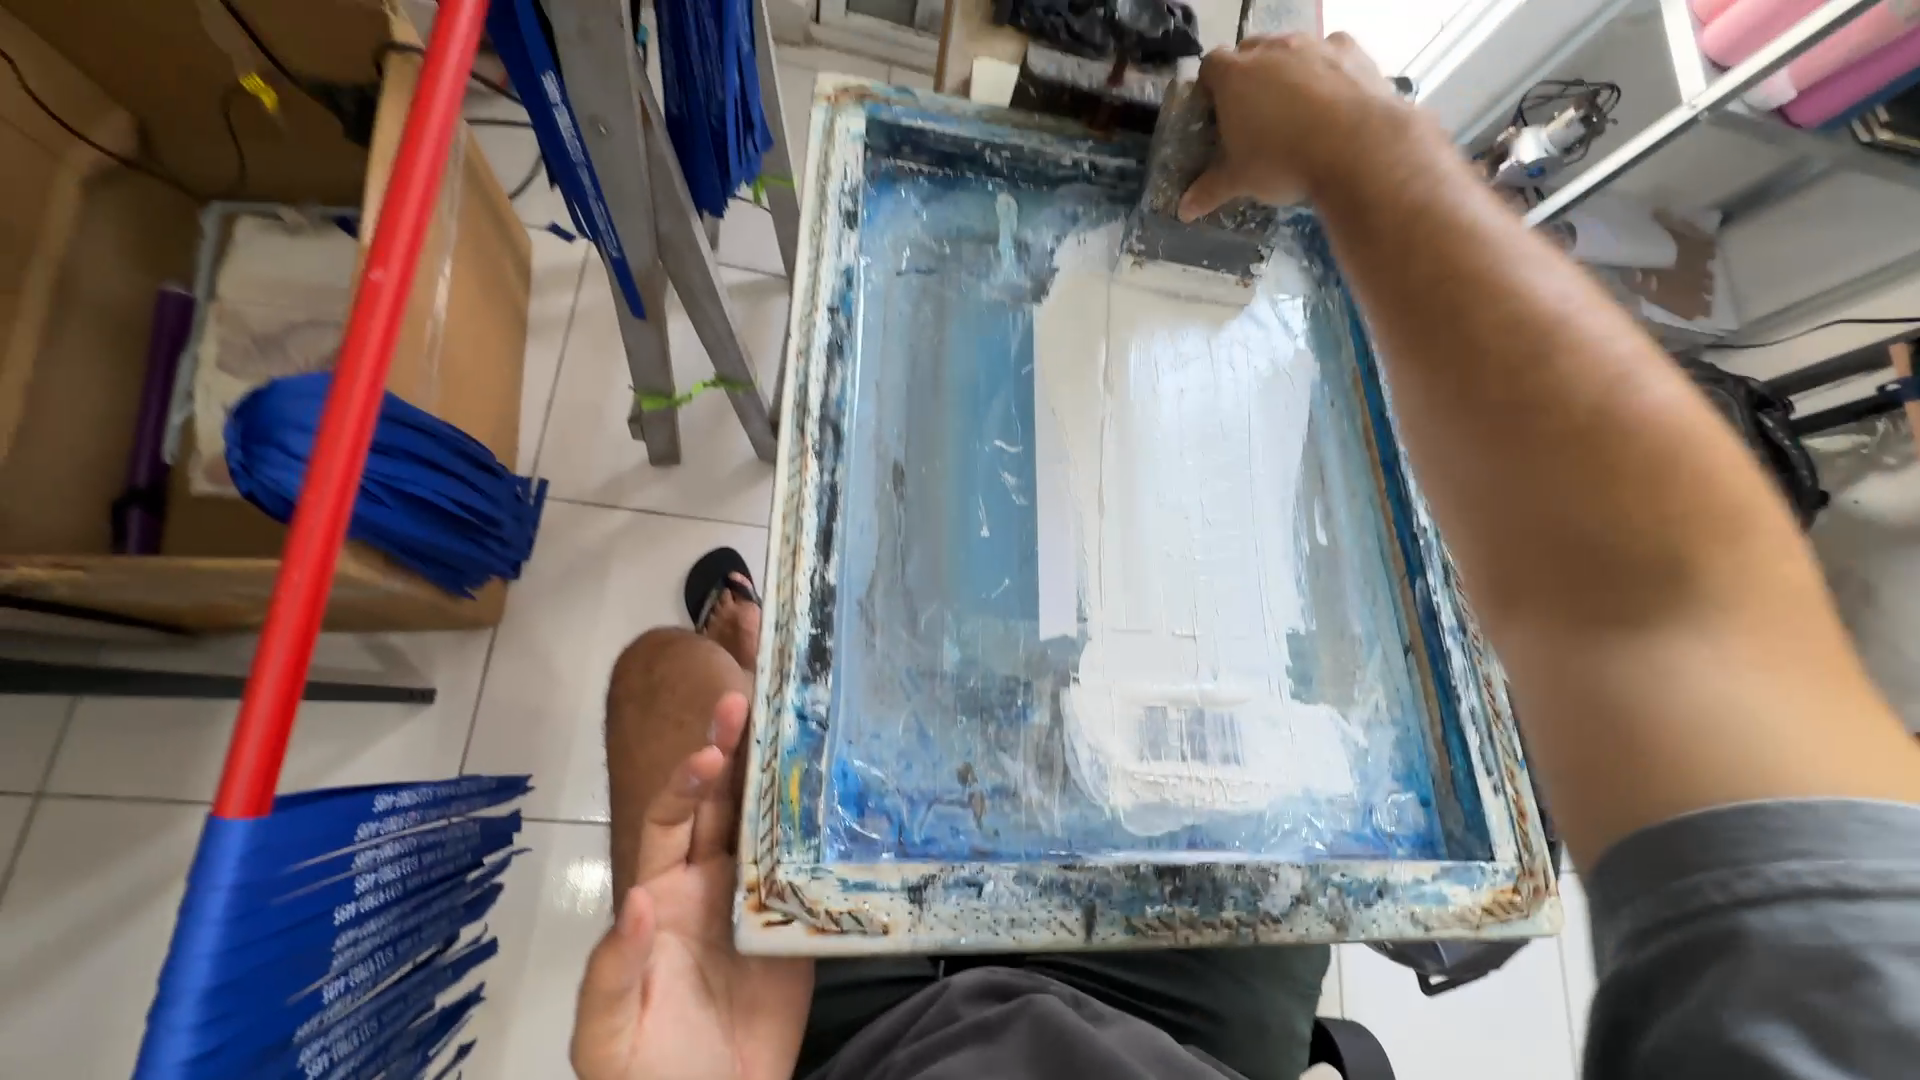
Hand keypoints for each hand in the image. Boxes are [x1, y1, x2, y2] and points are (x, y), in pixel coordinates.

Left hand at [571, 692, 813, 1079]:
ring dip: (776, 773)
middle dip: (730, 750)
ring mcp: (758, 894)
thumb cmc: (649, 1075)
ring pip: (766, 819)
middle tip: (745, 699)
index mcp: (662, 894)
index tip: (709, 758)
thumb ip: (612, 973)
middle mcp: (710, 880)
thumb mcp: (607, 1036)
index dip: (686, 786)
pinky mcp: (799, 915)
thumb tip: (636, 900)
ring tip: (796, 724)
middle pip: (720, 803)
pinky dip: (821, 823)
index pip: (670, 822)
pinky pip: (809, 860)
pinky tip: (838, 787)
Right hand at [1179, 32, 1409, 218]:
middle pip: (1250, 49)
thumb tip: (1183, 210)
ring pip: (1291, 47)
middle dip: (1247, 74)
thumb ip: (1209, 190)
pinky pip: (1330, 52)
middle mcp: (1272, 49)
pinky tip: (1331, 98)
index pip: (1210, 65)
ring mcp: (1313, 44)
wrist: (1357, 147)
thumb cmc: (1282, 162)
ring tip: (1294, 107)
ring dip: (1286, 69)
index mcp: (1235, 76)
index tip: (1215, 109)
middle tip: (1252, 111)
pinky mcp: (1350, 50)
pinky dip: (1326, 69)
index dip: (1210, 86)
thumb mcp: (1240, 181)